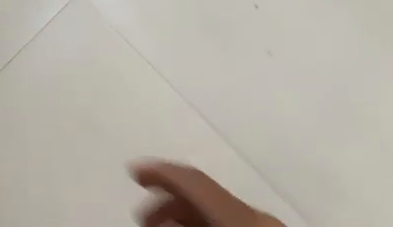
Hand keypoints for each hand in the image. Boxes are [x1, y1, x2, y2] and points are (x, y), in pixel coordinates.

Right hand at [131, 161, 283, 226]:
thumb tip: (159, 221)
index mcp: (244, 217)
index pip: (194, 181)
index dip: (160, 171)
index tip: (132, 171)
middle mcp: (259, 217)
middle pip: (205, 196)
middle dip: (168, 203)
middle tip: (142, 218)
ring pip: (221, 213)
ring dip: (187, 219)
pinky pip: (235, 225)